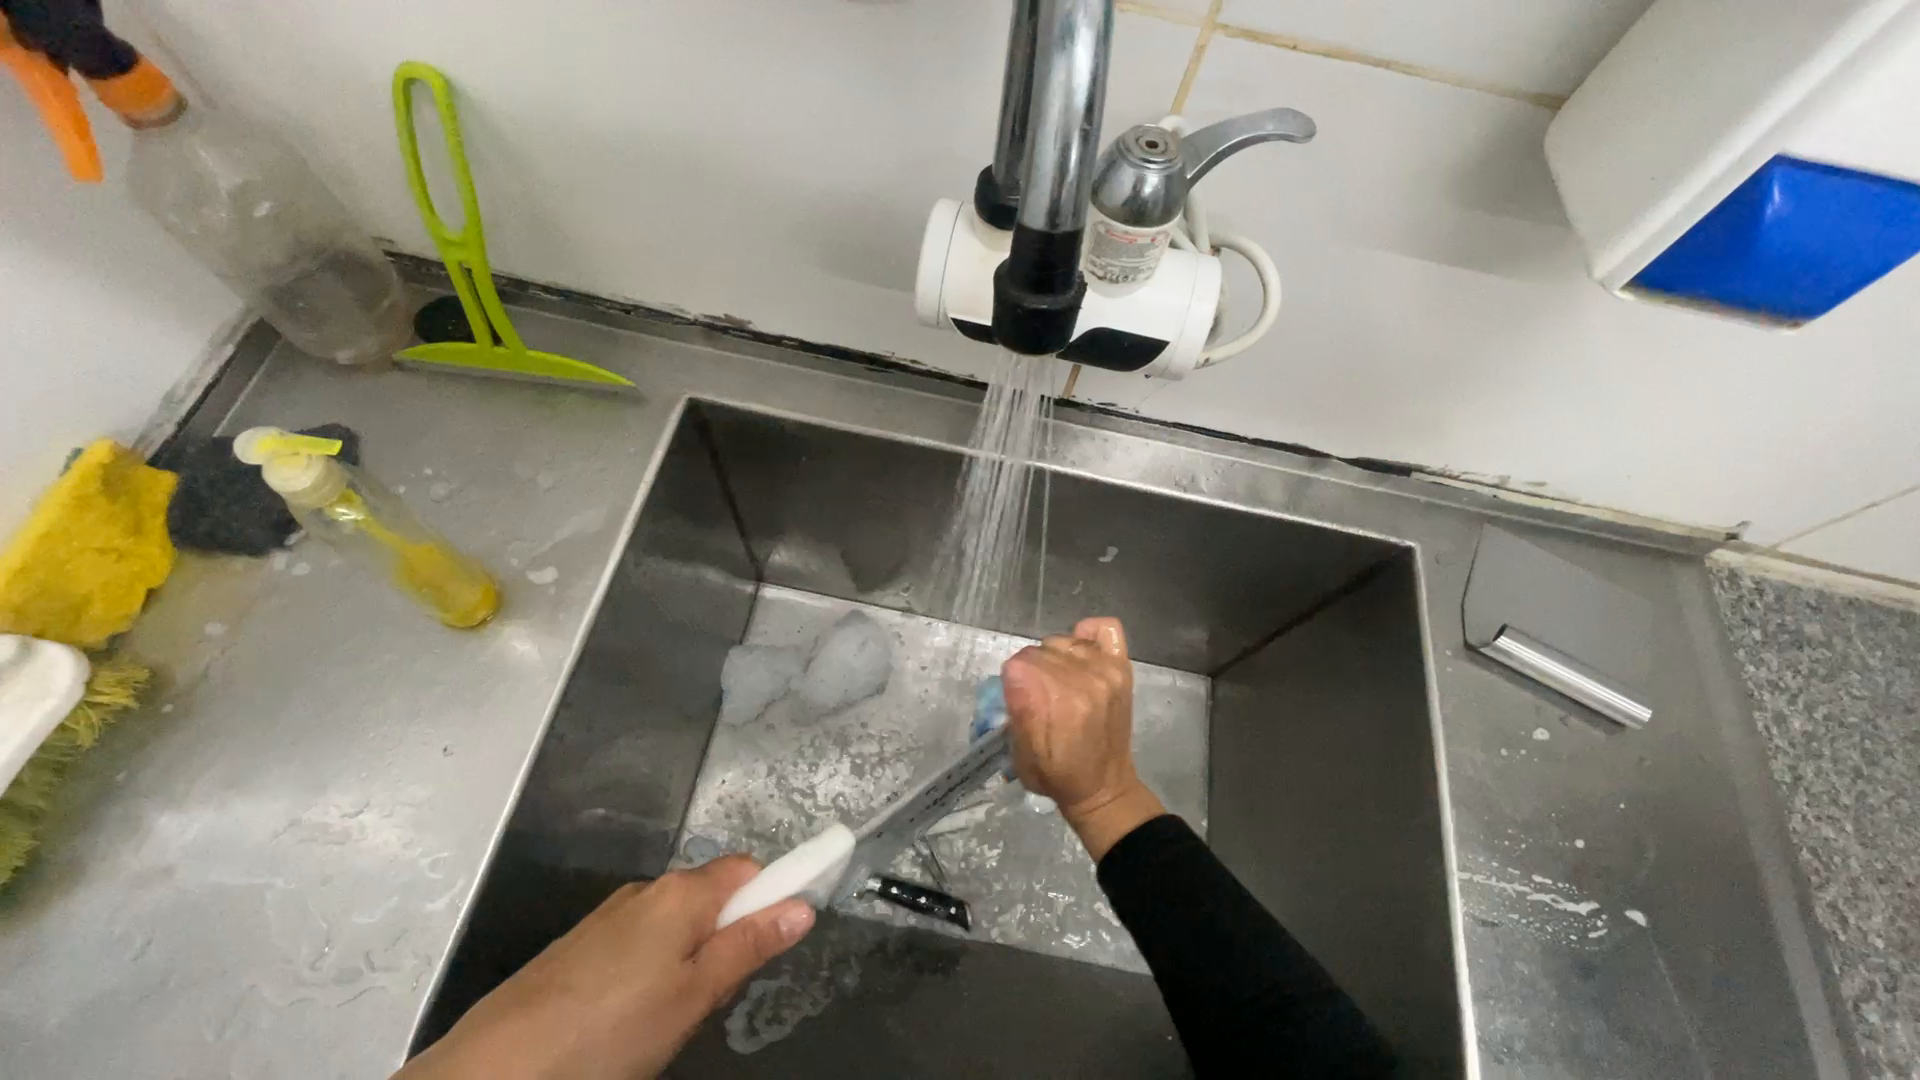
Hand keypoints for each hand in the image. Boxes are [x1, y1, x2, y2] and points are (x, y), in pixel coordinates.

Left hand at [396, 857, 813, 1079]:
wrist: (492, 1072)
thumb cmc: (612, 1031)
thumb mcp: (695, 997)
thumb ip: (749, 946)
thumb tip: (803, 905)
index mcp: (682, 892)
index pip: (750, 869)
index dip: (773, 895)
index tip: (779, 936)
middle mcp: (647, 890)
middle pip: (712, 896)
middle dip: (727, 935)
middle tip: (717, 994)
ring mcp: (608, 916)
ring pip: (674, 925)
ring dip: (689, 956)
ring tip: (670, 1016)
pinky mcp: (578, 946)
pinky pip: (637, 943)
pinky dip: (651, 968)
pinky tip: (629, 1018)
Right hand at [1001, 617, 1165, 860]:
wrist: (1103, 788)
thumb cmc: (1056, 775)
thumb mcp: (1021, 753)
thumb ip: (1016, 709)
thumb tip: (1014, 675)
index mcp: (1054, 701)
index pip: (1017, 664)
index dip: (1013, 682)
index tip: (1020, 701)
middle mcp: (1081, 678)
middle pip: (1039, 650)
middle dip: (1032, 671)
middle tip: (1040, 697)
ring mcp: (1105, 670)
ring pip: (1062, 640)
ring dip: (1056, 657)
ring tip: (1061, 682)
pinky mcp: (1121, 667)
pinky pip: (1104, 628)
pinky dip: (1088, 635)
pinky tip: (1081, 657)